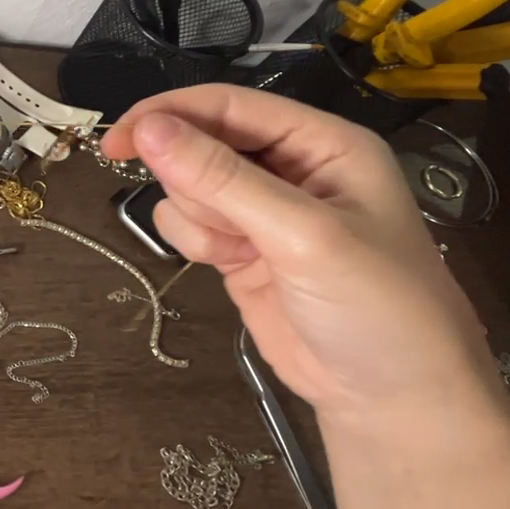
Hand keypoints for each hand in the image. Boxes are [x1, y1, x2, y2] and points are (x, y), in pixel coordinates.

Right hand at [101, 85, 495, 422]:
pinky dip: (194, 241)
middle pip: (198, 140)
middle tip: (218, 223)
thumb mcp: (303, 236)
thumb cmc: (375, 308)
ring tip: (239, 252)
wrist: (391, 403)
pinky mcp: (235, 243)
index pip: (228, 105)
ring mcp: (259, 207)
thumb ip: (222, 178)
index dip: (169, 113)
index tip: (118, 139)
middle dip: (191, 178)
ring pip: (183, 182)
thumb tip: (146, 128)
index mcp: (321, 142)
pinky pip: (184, 220)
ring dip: (197, 216)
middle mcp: (288, 165)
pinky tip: (231, 265)